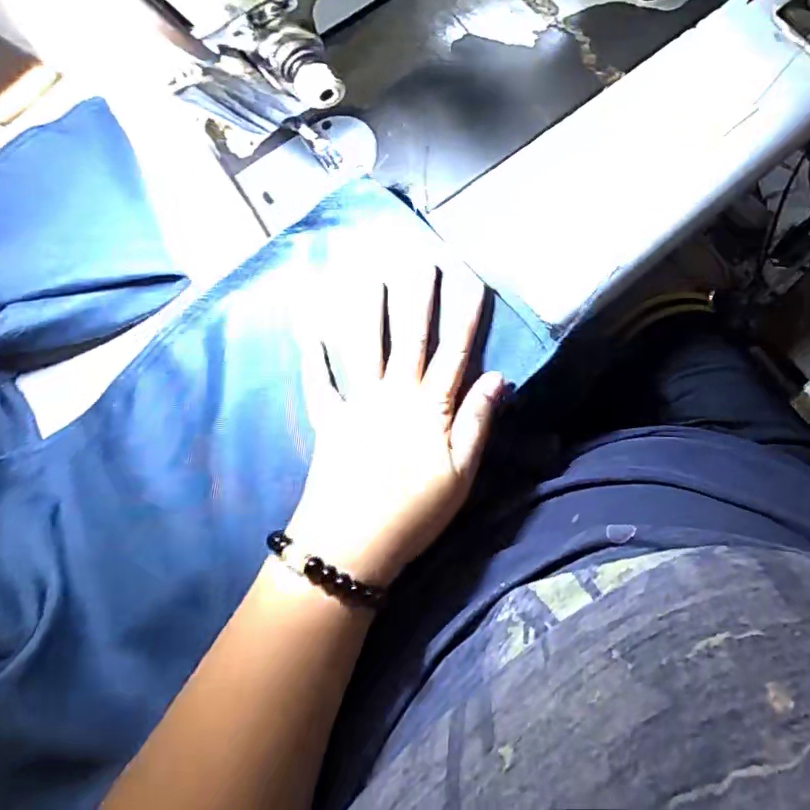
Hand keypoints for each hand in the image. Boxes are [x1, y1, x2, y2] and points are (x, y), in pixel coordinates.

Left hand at [288, 263, 506, 586]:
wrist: (348, 547)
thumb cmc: (415, 511)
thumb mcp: (462, 471)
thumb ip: (478, 420)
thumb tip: (498, 376)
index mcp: (431, 407)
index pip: (456, 352)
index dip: (466, 316)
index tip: (473, 281)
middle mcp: (395, 395)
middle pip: (411, 338)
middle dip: (420, 298)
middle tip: (423, 262)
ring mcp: (358, 405)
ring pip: (366, 348)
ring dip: (370, 311)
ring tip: (372, 277)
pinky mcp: (329, 421)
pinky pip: (320, 384)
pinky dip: (314, 357)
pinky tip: (310, 330)